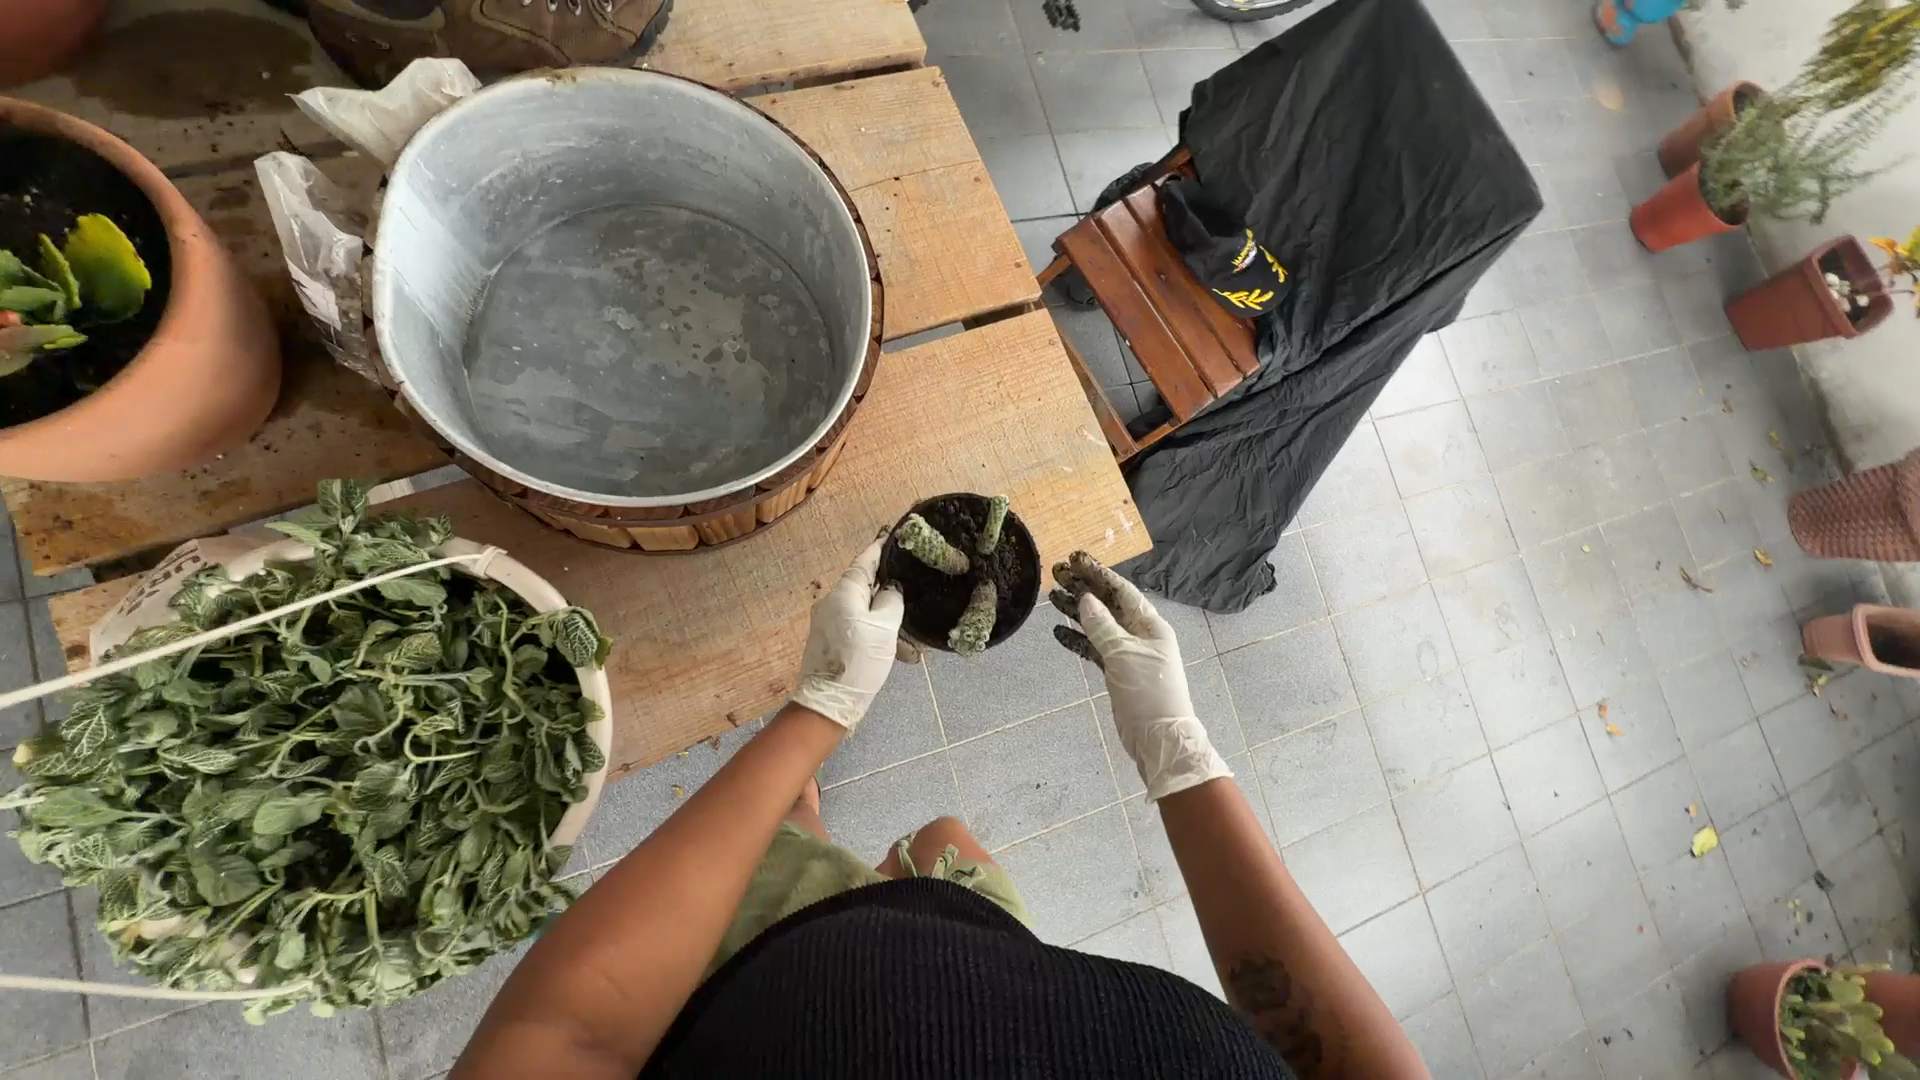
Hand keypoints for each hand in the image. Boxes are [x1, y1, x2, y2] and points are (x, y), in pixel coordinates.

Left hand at [792, 536, 905, 731]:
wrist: (829, 702)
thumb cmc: (858, 660)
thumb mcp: (885, 628)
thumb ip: (891, 601)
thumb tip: (891, 589)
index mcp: (844, 592)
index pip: (865, 560)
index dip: (881, 548)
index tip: (894, 535)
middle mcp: (832, 602)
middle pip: (865, 586)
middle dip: (890, 592)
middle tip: (914, 590)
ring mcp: (829, 622)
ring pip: (865, 611)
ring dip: (888, 622)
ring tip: (910, 641)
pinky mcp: (831, 641)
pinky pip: (859, 628)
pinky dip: (878, 635)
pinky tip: (897, 652)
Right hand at [1051, 552, 1230, 801]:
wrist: (1159, 738)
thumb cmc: (1148, 692)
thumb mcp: (1124, 655)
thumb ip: (1102, 626)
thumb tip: (1086, 599)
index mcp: (1149, 624)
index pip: (1120, 590)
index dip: (1097, 573)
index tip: (1074, 559)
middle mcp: (1140, 634)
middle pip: (1107, 604)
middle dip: (1083, 588)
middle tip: (1056, 573)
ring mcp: (1128, 653)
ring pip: (1098, 624)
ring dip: (1077, 611)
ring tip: (1051, 597)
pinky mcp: (1117, 671)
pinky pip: (1094, 648)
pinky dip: (1077, 640)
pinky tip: (1058, 633)